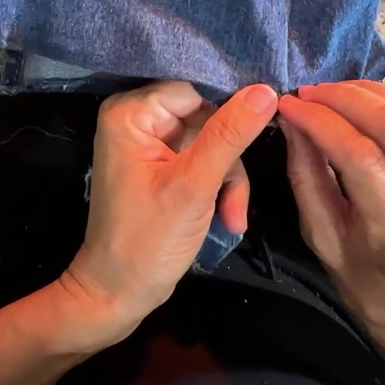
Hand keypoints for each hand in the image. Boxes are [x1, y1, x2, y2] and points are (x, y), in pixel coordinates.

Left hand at [62, 82, 277, 337]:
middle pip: (207, 116)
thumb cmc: (148, 241)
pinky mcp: (162, 167)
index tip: (256, 136)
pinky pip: (202, 161)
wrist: (118, 295)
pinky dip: (218, 189)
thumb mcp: (194, 185)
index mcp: (130, 113)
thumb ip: (230, 134)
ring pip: (212, 142)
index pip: (195, 90)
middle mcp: (136, 119)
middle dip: (228, 159)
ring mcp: (149, 145)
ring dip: (228, 180)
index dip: (228, 113)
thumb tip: (266, 90)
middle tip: (234, 199)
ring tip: (231, 217)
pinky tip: (227, 219)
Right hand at [276, 81, 384, 347]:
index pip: (362, 158)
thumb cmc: (362, 274)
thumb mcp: (320, 235)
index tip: (290, 105)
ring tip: (334, 93)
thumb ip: (305, 174)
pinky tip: (366, 101)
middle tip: (310, 93)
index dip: (321, 122)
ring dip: (370, 92)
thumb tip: (292, 117)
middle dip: (346, 99)